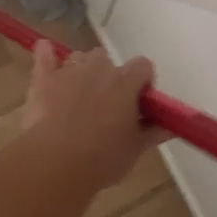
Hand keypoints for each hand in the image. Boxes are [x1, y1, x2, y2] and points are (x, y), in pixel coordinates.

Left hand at [20, 42, 165, 189]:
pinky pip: (44, 53)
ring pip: (80, 59)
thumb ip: (154, 132)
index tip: (138, 106)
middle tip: (107, 110)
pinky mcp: (44, 77)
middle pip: (109, 61)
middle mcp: (98, 67)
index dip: (142, 83)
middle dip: (110, 80)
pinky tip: (47, 57)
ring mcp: (69, 70)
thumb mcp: (135, 150)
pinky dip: (47, 54)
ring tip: (78, 100)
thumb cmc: (101, 158)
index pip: (143, 66)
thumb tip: (171, 125)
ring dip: (83, 72)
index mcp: (125, 82)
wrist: (55, 163)